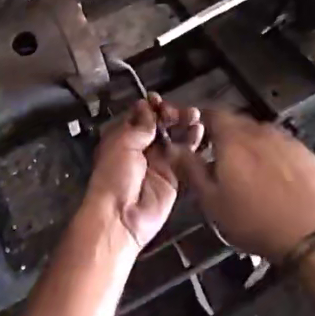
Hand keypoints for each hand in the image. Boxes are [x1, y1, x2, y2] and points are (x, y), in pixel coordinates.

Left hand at [84, 95, 201, 250]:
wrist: (121, 216)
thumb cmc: (114, 176)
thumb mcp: (123, 143)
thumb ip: (141, 126)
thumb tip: (148, 107)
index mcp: (122, 138)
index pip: (138, 116)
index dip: (149, 107)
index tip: (158, 99)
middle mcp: (140, 148)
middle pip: (158, 126)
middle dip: (169, 115)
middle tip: (178, 111)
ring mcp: (157, 162)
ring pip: (174, 138)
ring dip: (183, 125)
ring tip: (194, 115)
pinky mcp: (173, 177)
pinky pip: (184, 156)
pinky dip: (192, 143)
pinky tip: (199, 131)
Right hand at [165, 108, 314, 260]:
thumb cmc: (257, 220)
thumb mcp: (212, 201)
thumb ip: (190, 170)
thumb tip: (173, 149)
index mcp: (233, 137)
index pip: (211, 113)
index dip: (200, 120)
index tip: (194, 132)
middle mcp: (261, 131)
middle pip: (237, 124)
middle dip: (225, 136)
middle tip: (218, 160)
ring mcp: (289, 142)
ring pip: (262, 138)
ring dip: (252, 149)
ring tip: (249, 176)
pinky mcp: (310, 157)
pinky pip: (285, 152)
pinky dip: (276, 161)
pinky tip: (277, 185)